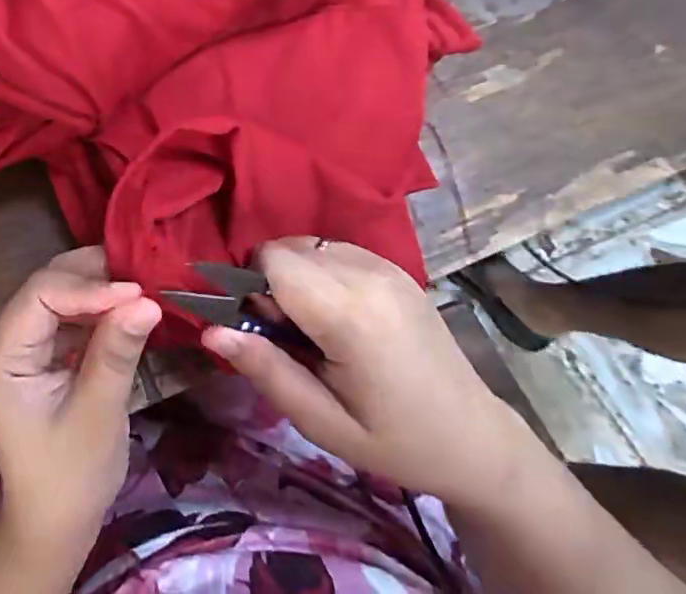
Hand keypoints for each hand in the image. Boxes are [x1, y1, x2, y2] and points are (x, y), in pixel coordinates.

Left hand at [0, 246, 161, 548]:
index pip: (41, 295)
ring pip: (61, 292)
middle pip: (48, 285)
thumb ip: (117, 352)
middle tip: (143, 274)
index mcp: (5, 356)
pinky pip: (72, 313)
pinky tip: (129, 306)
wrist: (56, 523)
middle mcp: (8, 340)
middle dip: (94, 275)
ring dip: (99, 285)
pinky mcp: (46, 352)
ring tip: (142, 284)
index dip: (88, 287)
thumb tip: (147, 300)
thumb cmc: (71, 476)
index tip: (136, 292)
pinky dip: (101, 305)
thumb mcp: (98, 414)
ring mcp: (26, 345)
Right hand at [202, 238, 539, 506]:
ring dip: (294, 275)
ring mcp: (386, 265)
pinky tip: (337, 313)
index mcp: (351, 314)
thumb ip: (265, 370)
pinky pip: (334, 249)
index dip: (252, 288)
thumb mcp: (322, 422)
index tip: (263, 329)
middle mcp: (369, 275)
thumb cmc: (394, 441)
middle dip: (270, 281)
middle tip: (289, 334)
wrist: (475, 438)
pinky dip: (319, 271)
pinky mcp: (394, 265)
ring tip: (314, 325)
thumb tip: (210, 330)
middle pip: (286, 247)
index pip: (272, 260)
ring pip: (308, 244)